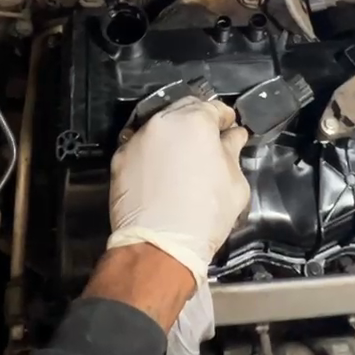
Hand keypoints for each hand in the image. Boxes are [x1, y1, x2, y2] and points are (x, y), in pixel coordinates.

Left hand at [106, 97, 250, 282]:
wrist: (159, 247)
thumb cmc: (202, 216)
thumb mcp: (234, 183)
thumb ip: (233, 151)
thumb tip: (233, 137)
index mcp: (196, 121)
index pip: (214, 107)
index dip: (225, 117)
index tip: (229, 126)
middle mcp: (164, 122)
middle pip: (185, 109)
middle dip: (199, 120)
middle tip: (209, 138)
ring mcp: (139, 138)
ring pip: (161, 126)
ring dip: (174, 134)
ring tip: (184, 155)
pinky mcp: (120, 158)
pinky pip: (141, 145)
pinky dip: (153, 151)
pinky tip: (162, 169)